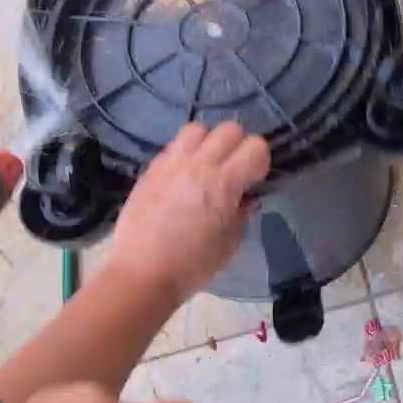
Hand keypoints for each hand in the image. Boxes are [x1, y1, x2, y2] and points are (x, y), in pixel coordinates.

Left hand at [104, 121, 269, 301]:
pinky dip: (185, 153)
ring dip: (208, 142)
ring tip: (206, 165)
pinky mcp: (151, 169)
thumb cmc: (193, 265)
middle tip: (233, 169)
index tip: (254, 179)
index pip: (256, 146)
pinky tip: (183, 176)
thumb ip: (242, 213)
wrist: (141, 274)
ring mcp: (171, 164)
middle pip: (229, 129)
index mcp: (224, 183)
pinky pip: (174, 145)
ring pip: (198, 128)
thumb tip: (246, 198)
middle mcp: (198, 165)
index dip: (260, 161)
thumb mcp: (230, 243)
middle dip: (238, 146)